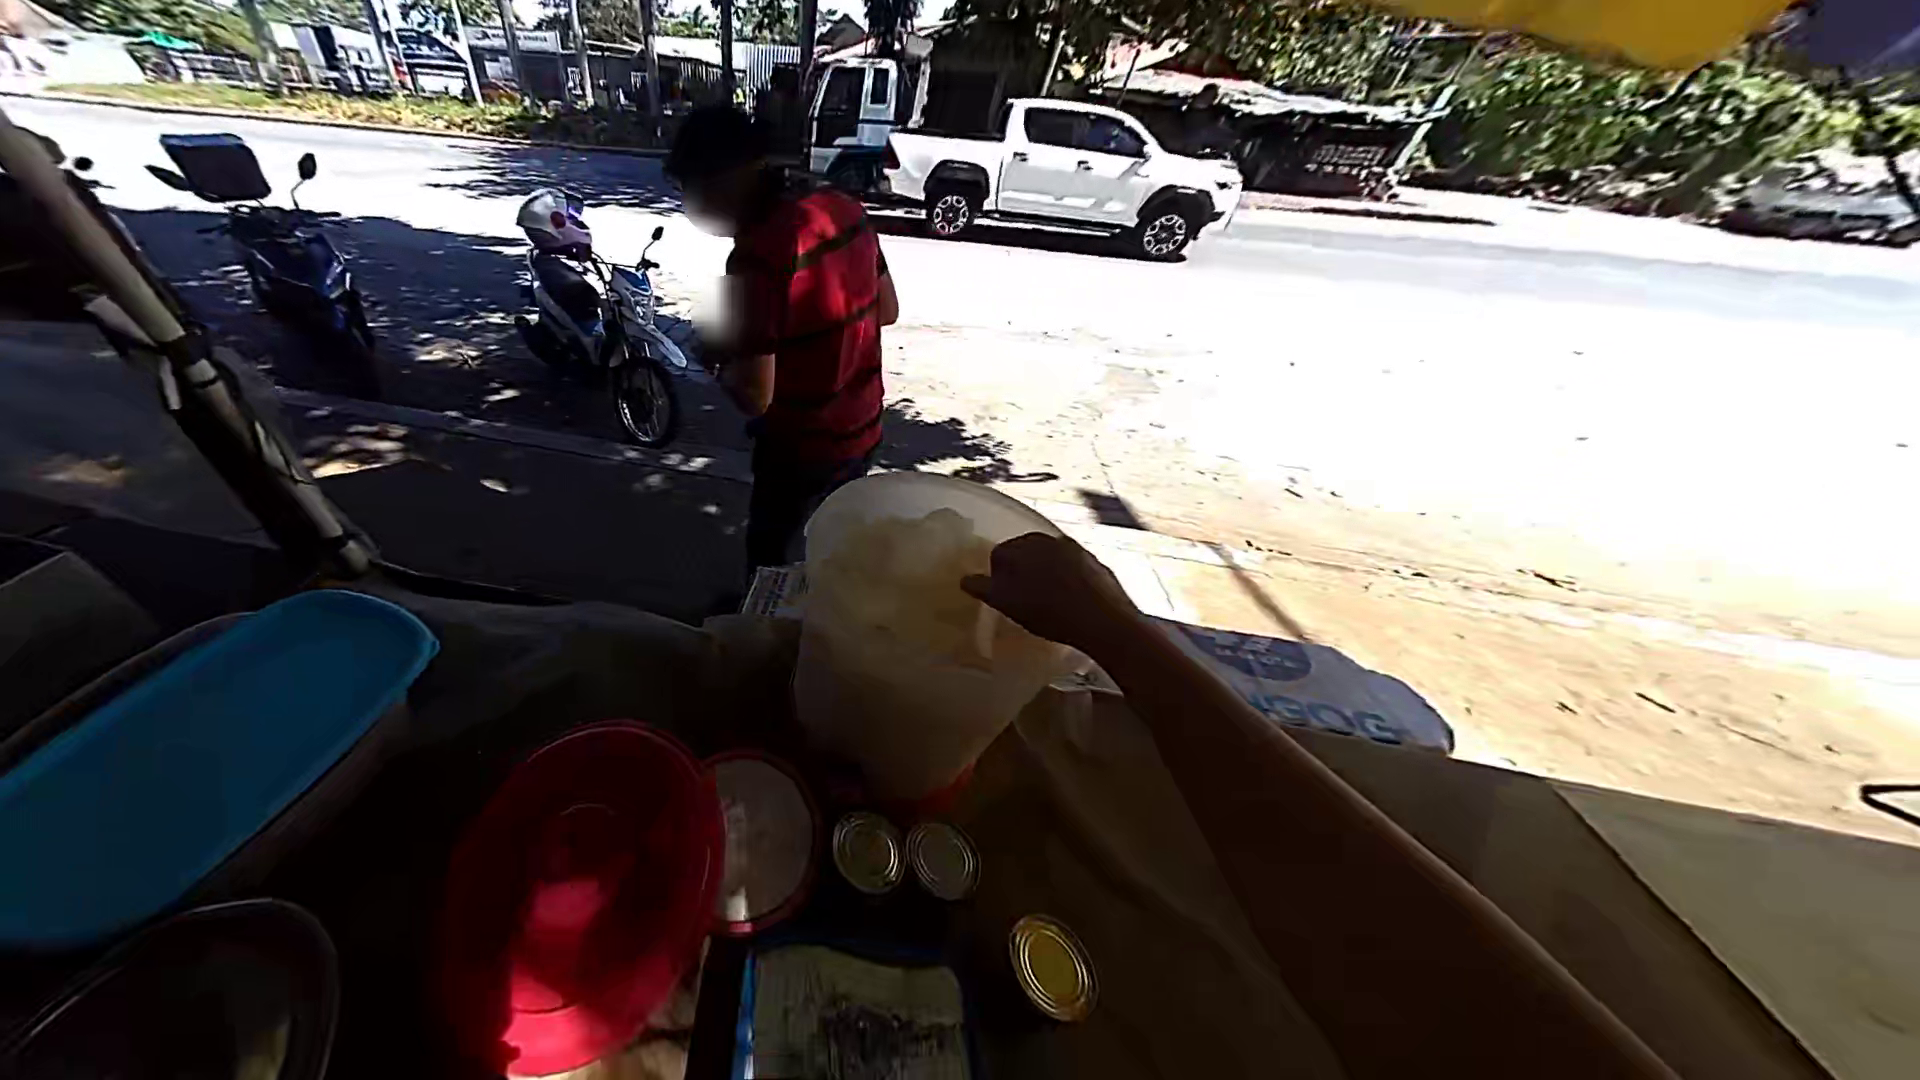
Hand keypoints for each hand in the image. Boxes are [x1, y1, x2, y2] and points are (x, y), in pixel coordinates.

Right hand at [961, 532, 1146, 655]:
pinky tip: (1070, 598)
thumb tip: (964, 579)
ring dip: (1044, 571)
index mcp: (1022, 546)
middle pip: (1024, 551)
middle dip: (1021, 570)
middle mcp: (1048, 540)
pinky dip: (1067, 577)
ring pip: (1049, 557)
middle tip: (1023, 597)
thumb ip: (984, 588)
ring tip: (1047, 598)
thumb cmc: (1049, 612)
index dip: (997, 576)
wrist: (1103, 620)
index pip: (999, 554)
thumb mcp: (1008, 604)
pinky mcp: (1095, 561)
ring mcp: (1075, 548)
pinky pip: (1072, 566)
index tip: (1003, 595)